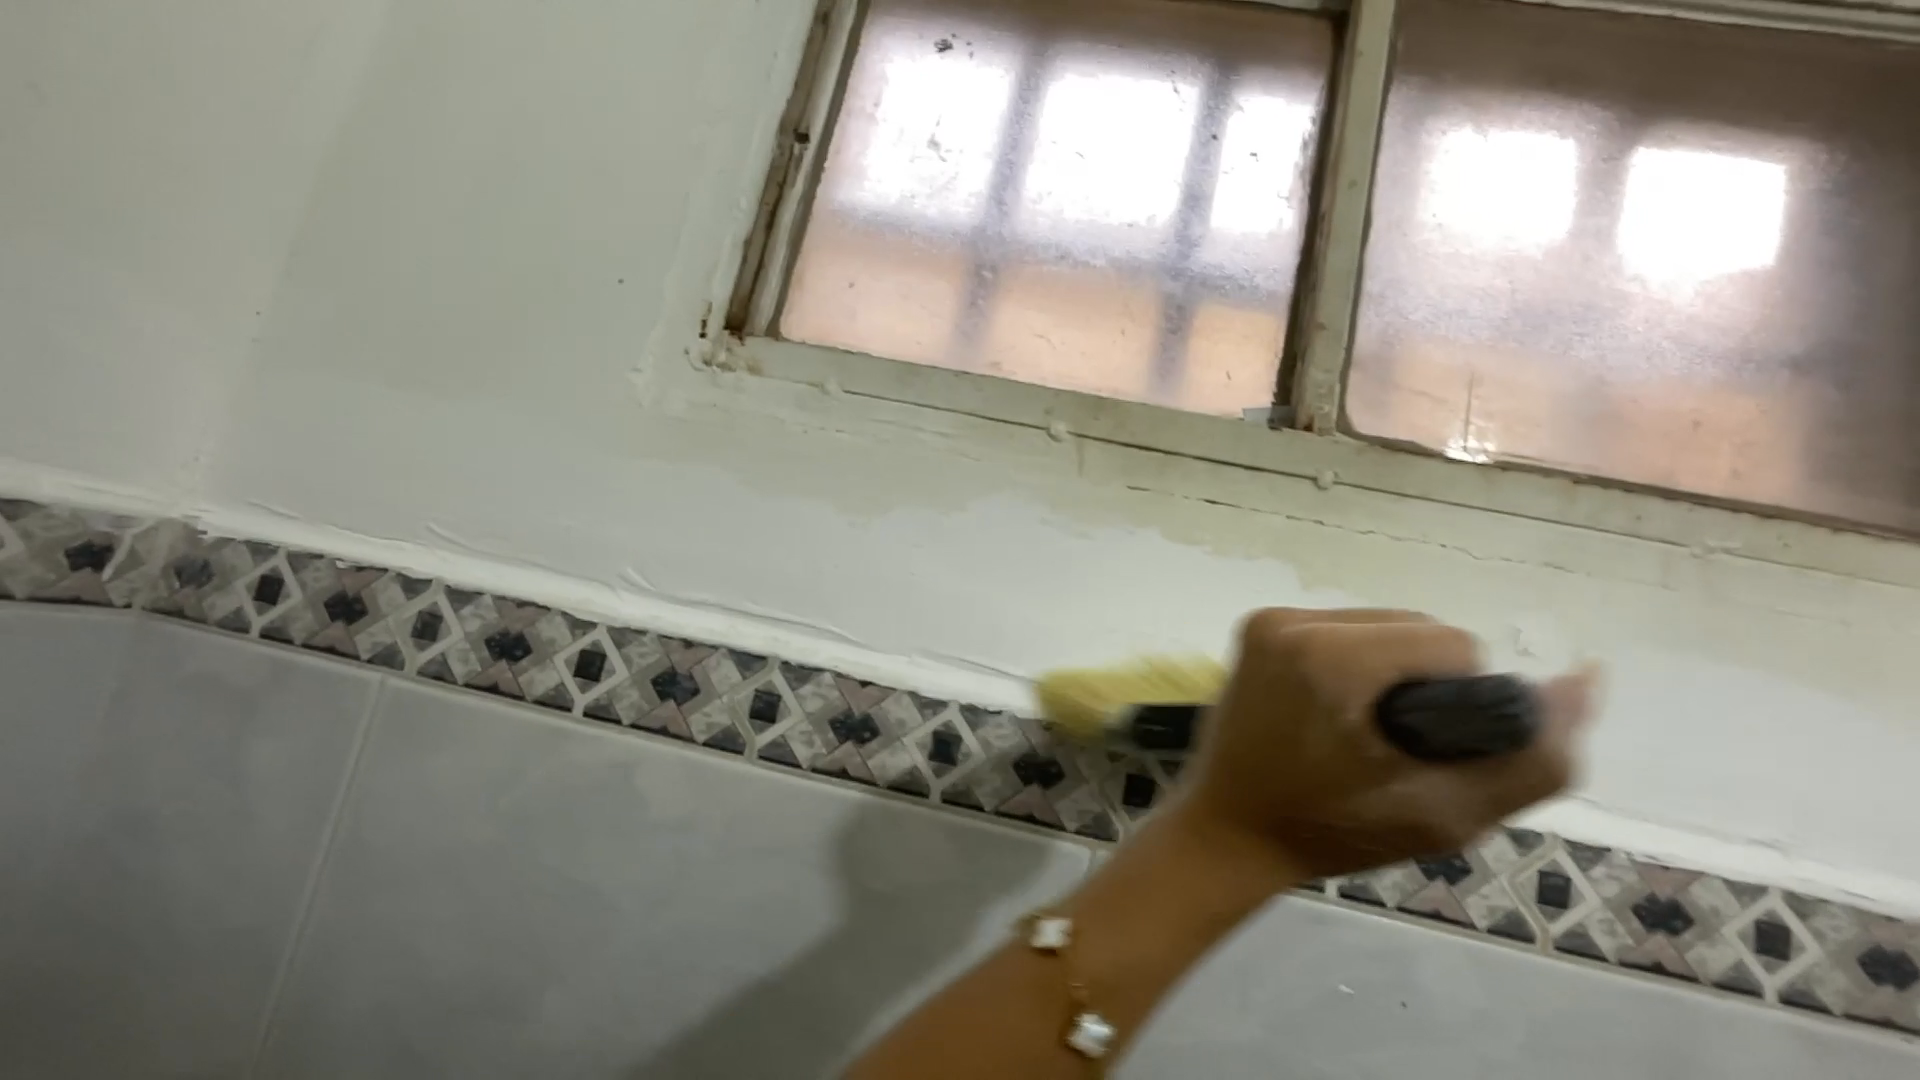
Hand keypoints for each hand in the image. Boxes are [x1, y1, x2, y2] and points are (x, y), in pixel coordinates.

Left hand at [1176, 608, 1598, 880]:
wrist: (1229, 831)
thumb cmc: (1333, 830)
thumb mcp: (1448, 813)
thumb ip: (1532, 755)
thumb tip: (1586, 677)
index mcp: (1332, 657)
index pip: (1454, 646)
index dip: (1461, 702)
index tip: (1424, 749)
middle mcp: (1293, 621)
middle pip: (1417, 627)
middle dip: (1425, 682)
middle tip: (1394, 743)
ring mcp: (1267, 620)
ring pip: (1380, 623)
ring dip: (1393, 668)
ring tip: (1365, 728)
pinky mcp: (1254, 626)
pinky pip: (1340, 627)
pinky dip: (1354, 660)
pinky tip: (1336, 708)